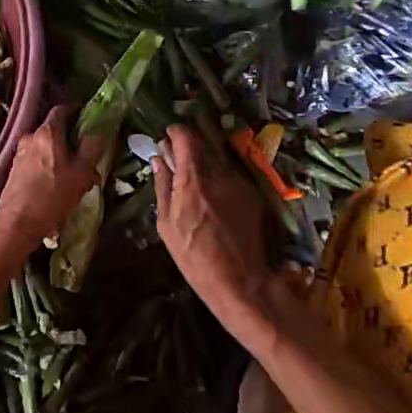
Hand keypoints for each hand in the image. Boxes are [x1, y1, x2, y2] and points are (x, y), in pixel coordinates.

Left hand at [0, 105, 103, 247]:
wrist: (17, 223)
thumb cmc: (52, 196)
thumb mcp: (81, 173)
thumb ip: (92, 148)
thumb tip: (100, 130)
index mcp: (48, 133)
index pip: (62, 110)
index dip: (77, 111)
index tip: (89, 120)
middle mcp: (31, 137)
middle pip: (54, 129)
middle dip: (70, 139)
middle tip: (85, 154)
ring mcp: (20, 152)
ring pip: (45, 146)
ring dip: (59, 154)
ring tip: (73, 175)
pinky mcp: (14, 168)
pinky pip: (36, 159)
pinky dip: (48, 165)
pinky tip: (56, 184)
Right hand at [152, 125, 271, 322]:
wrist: (240, 280)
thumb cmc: (194, 257)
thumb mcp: (167, 224)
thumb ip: (163, 186)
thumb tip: (158, 159)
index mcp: (193, 179)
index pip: (186, 137)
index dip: (175, 132)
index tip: (168, 136)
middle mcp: (219, 174)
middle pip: (204, 141)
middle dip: (190, 143)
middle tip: (177, 154)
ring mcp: (239, 182)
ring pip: (220, 157)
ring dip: (206, 159)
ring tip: (195, 175)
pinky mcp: (253, 194)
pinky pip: (232, 174)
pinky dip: (220, 175)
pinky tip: (214, 194)